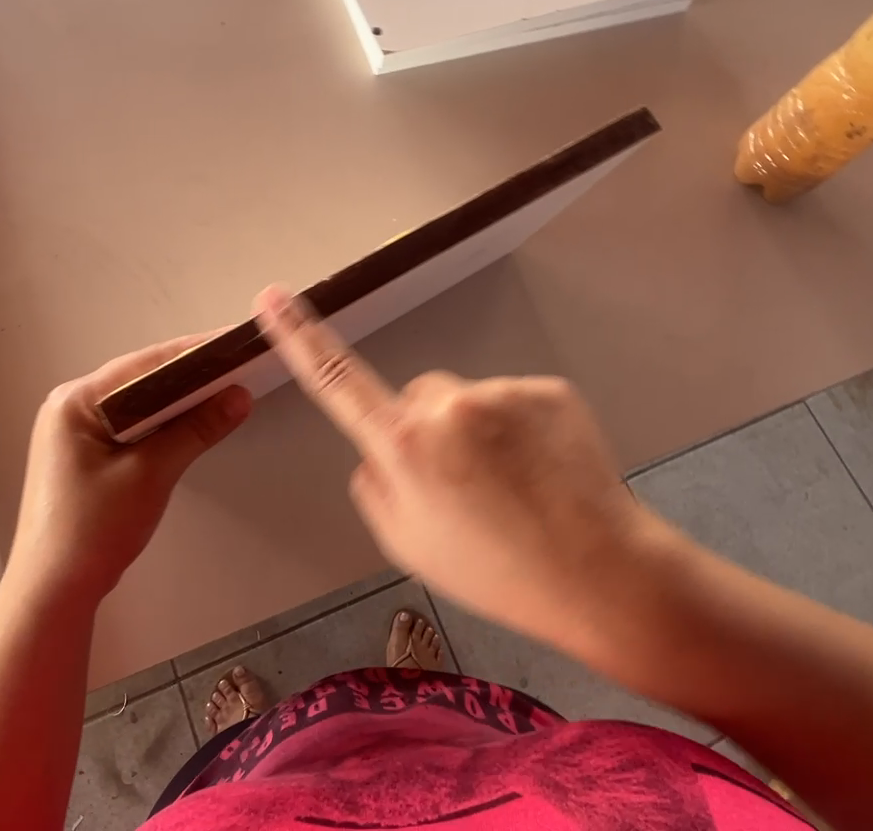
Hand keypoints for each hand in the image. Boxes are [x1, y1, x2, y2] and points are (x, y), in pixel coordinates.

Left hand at [12, 333, 251, 602]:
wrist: (55, 590)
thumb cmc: (91, 530)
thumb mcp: (151, 474)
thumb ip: (196, 430)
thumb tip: (238, 397)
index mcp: (75, 401)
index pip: (145, 365)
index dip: (193, 353)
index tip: (233, 343)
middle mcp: (71, 407)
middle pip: (141, 379)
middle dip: (190, 374)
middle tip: (237, 363)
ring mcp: (77, 431)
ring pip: (140, 402)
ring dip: (179, 398)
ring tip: (225, 386)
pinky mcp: (88, 453)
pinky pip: (135, 423)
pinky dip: (165, 421)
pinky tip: (194, 420)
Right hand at [253, 286, 655, 647]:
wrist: (600, 574)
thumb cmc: (494, 572)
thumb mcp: (405, 544)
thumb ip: (375, 485)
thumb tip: (377, 450)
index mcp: (403, 446)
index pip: (337, 380)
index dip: (300, 337)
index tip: (272, 297)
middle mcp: (448, 405)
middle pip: (418, 398)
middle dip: (426, 429)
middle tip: (464, 488)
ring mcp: (503, 391)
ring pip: (468, 401)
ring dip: (477, 433)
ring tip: (513, 489)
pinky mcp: (549, 389)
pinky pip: (514, 401)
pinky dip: (521, 430)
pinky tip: (544, 474)